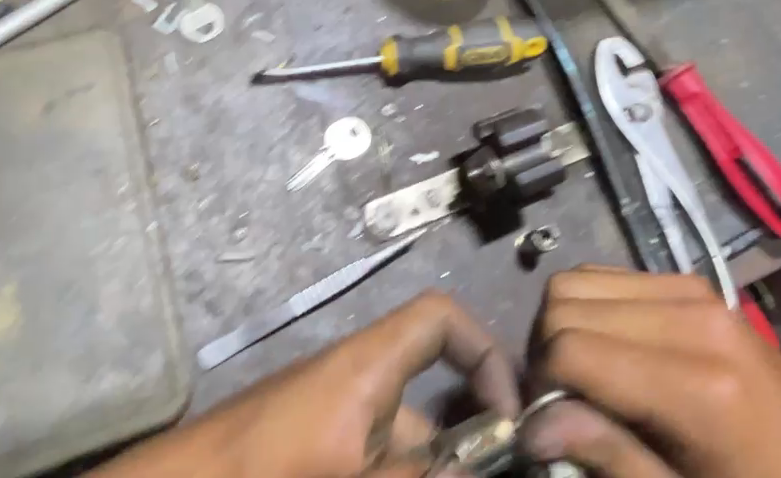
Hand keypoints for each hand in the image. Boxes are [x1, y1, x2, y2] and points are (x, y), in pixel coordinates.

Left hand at [96, 290, 518, 477]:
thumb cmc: (273, 463)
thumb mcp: (356, 472)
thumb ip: (417, 473)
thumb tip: (477, 469)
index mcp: (369, 364)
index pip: (439, 318)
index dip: (484, 351)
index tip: (507, 415)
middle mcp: (359, 378)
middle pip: (433, 391)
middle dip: (465, 439)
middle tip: (495, 464)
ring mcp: (339, 412)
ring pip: (407, 435)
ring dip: (431, 459)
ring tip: (455, 468)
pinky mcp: (323, 440)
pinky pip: (377, 450)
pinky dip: (399, 466)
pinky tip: (407, 476)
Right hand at [521, 266, 780, 477]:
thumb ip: (611, 458)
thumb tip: (533, 424)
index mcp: (700, 388)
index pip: (571, 350)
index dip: (543, 390)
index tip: (547, 429)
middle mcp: (694, 320)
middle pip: (565, 303)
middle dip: (548, 354)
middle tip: (562, 404)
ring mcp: (696, 292)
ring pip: (577, 281)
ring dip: (564, 327)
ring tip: (584, 378)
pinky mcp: (694, 283)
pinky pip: (607, 276)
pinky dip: (592, 310)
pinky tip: (610, 352)